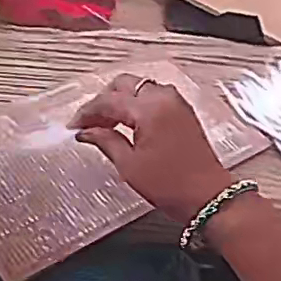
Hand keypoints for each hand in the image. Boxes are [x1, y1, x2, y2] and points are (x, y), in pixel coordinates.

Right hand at [69, 75, 232, 223]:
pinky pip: (153, 96)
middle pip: (124, 85)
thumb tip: (86, 132)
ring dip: (119, 101)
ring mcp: (176, 103)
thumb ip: (105, 141)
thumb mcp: (128, 164)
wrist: (206, 196)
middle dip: (102, 101)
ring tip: (104, 124)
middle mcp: (164, 99)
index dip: (87, 112)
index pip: (108, 101)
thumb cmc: (170, 184)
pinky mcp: (182, 112)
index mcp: (150, 109)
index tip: (74, 125)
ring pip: (138, 88)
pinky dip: (135, 104)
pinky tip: (125, 124)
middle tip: (87, 123)